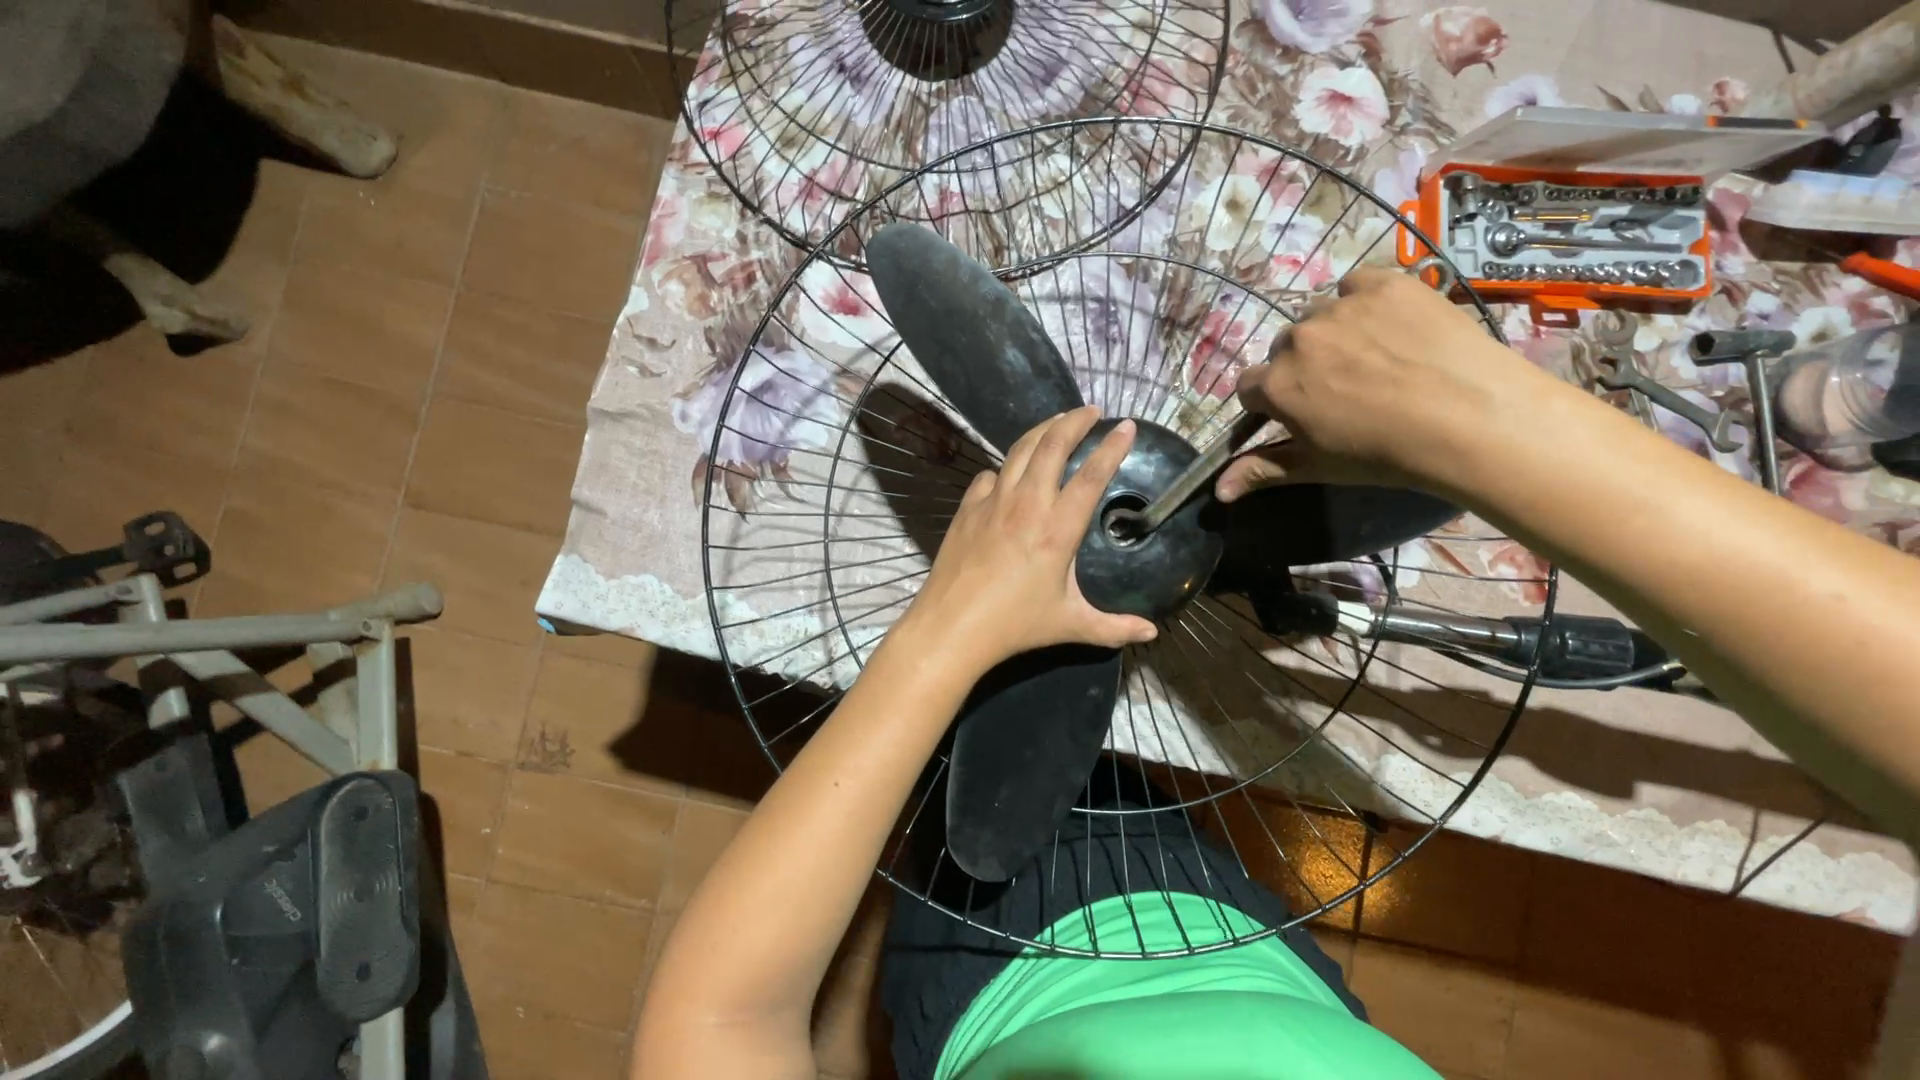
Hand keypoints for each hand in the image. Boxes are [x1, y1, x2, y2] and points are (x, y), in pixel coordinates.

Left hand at [897, 406, 1157, 674]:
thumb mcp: (1070, 626)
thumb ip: (1114, 627)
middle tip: (1091, 411)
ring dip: (1042, 430)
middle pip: (1052, 445)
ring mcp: (993, 502)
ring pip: (1019, 450)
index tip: (1127, 426)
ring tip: (1058, 422)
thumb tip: (1151, 634)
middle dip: (1074, 421)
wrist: (952, 626)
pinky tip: (1010, 471)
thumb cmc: (1014, 625)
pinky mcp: (967, 508)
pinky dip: (1005, 466)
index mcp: (1058, 529)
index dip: (1112, 448)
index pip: (1091, 476)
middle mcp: (1026, 505)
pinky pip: (990, 475)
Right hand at [1215, 267, 1562, 501]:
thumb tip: (1216, 491)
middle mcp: (1298, 339)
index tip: (1301, 412)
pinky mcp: (1383, 283)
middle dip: (1303, 365)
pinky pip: (1356, 285)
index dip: (1272, 400)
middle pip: (1285, 347)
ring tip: (1373, 355)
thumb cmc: (1385, 452)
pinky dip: (1365, 302)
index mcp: (1276, 385)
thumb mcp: (1318, 466)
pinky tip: (1391, 327)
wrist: (1470, 416)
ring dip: (1333, 332)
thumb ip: (1262, 470)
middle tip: (1344, 387)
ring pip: (1319, 314)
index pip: (1249, 385)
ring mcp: (1340, 306)